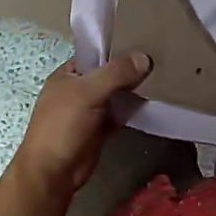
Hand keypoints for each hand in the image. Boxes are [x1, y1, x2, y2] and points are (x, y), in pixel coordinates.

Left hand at [12, 53, 152, 195]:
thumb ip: (116, 73)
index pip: (95, 54)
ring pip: (115, 94)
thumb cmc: (63, 125)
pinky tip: (151, 102)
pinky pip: (120, 113)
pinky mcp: (100, 128)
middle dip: (129, 69)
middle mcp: (78, 89)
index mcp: (67, 74)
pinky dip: (133, 109)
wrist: (53, 173)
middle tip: (160, 58)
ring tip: (161, 76)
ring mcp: (89, 110)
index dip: (117, 48)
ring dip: (133, 89)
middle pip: (108, 74)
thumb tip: (145, 57)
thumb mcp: (88, 92)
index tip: (145, 42)